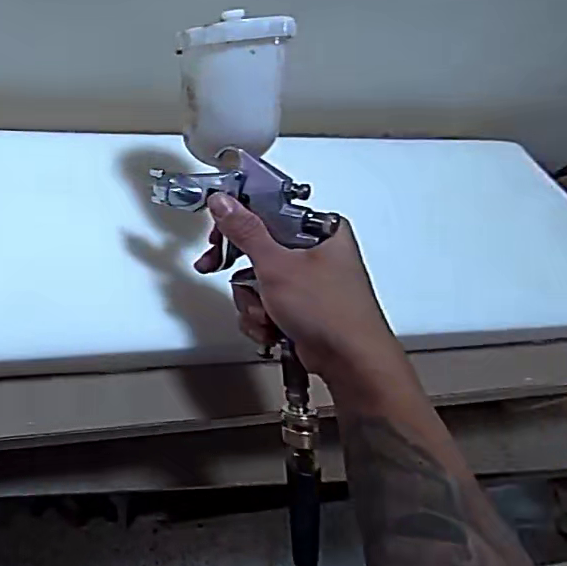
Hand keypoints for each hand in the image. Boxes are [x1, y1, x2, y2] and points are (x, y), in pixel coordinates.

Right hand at [193, 192, 402, 379]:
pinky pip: (262, 300)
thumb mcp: (277, 264)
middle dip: (241, 273)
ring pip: (254, 278)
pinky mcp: (298, 303)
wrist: (350, 362)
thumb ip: (245, 231)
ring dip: (251, 300)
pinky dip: (260, 316)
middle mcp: (315, 251)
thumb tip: (223, 202)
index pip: (265, 212)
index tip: (216, 236)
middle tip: (217, 267)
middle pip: (255, 247)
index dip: (235, 224)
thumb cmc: (332, 312)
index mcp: (320, 230)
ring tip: (266, 313)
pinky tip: (271, 326)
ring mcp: (305, 279)